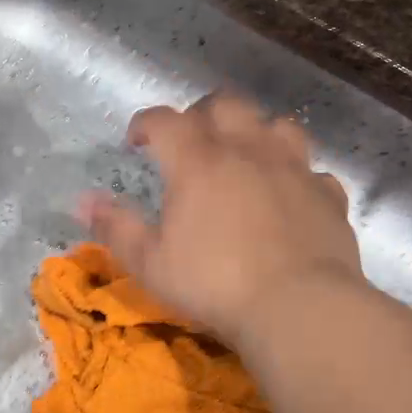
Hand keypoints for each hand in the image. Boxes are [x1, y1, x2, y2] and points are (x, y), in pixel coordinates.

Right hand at [83, 94, 363, 347]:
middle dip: (201, 115)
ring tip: (243, 157)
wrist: (300, 308)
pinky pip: (312, 171)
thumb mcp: (149, 262)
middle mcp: (247, 151)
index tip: (135, 142)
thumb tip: (83, 202)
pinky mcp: (328, 196)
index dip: (145, 123)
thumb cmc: (213, 283)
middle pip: (225, 105)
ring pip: (277, 125)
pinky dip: (296, 176)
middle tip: (188, 143)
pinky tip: (287, 195)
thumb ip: (115, 227)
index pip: (165, 120)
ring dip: (255, 133)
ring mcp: (294, 170)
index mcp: (197, 162)